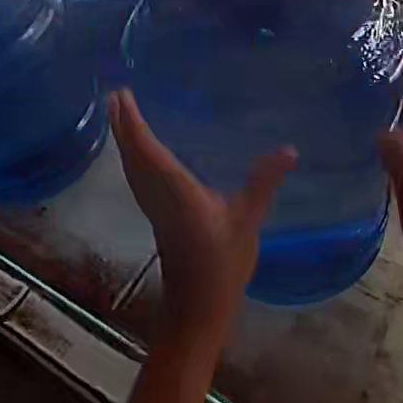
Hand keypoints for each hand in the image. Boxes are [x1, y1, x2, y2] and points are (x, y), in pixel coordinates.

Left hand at [109, 89, 295, 345]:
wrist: (197, 308)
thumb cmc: (222, 266)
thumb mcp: (248, 222)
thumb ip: (264, 183)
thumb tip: (288, 150)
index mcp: (178, 195)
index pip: (150, 154)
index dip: (135, 125)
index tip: (122, 96)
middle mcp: (158, 198)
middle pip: (133, 157)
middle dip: (122, 125)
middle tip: (114, 93)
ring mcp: (153, 209)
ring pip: (131, 168)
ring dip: (124, 140)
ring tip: (118, 114)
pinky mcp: (156, 217)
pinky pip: (137, 179)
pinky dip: (133, 157)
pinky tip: (138, 153)